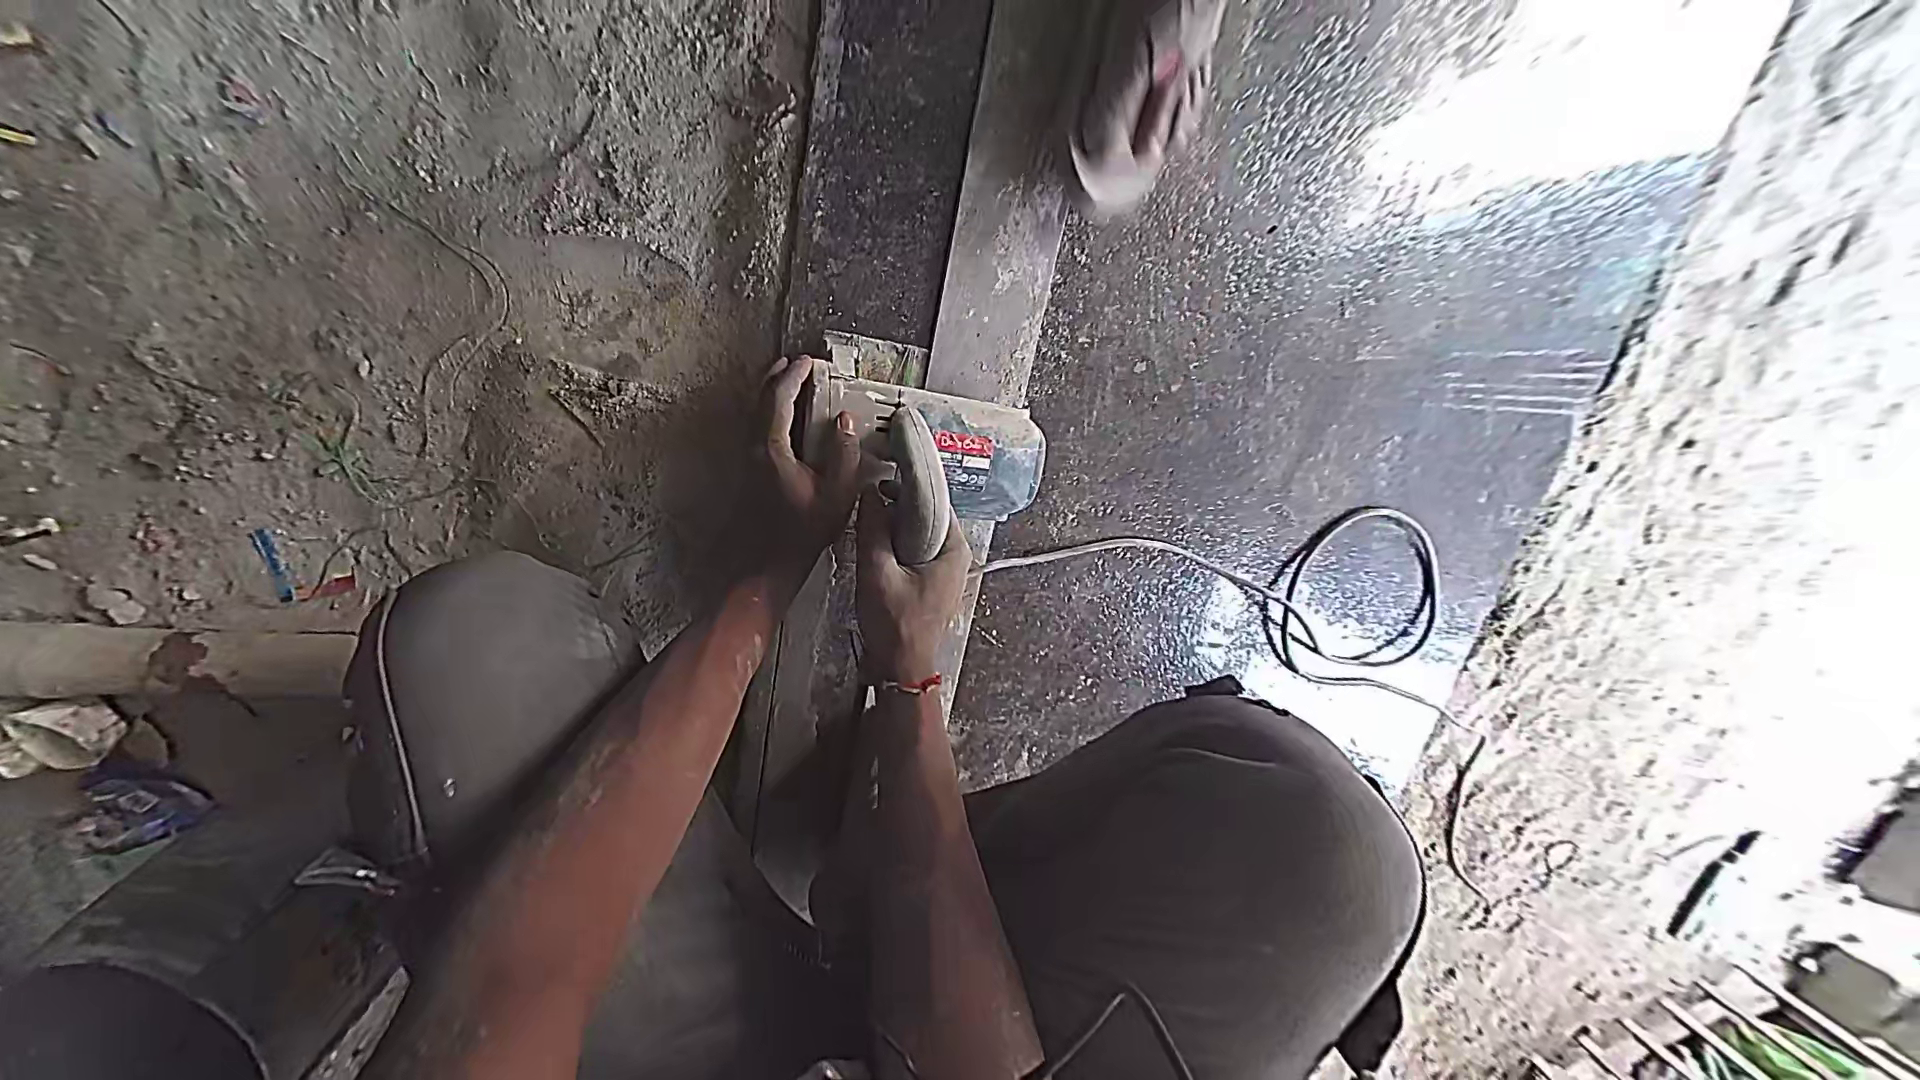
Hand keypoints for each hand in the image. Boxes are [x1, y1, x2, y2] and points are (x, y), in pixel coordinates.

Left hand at [757, 356, 859, 569]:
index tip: (809, 362)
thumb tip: (845, 421)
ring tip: (791, 383)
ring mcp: (749, 460)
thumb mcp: (837, 495)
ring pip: (756, 414)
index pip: (779, 399)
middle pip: (760, 400)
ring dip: (773, 393)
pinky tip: (788, 421)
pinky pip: (759, 428)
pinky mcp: (751, 472)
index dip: (794, 376)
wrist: (767, 563)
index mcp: (773, 449)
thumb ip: (844, 455)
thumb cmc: (803, 533)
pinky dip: (772, 413)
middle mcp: (754, 449)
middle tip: (797, 364)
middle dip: (778, 377)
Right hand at [855, 486, 971, 682]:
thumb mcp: (876, 573)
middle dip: (898, 504)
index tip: (878, 480)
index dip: (906, 486)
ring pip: (920, 531)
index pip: (935, 500)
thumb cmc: (894, 623)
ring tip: (868, 516)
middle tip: (868, 498)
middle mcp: (957, 554)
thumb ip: (873, 530)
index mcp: (954, 548)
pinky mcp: (933, 579)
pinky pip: (916, 548)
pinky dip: (898, 541)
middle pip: (927, 514)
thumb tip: (868, 493)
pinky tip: (876, 540)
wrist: (901, 668)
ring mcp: (947, 568)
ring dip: (896, 523)